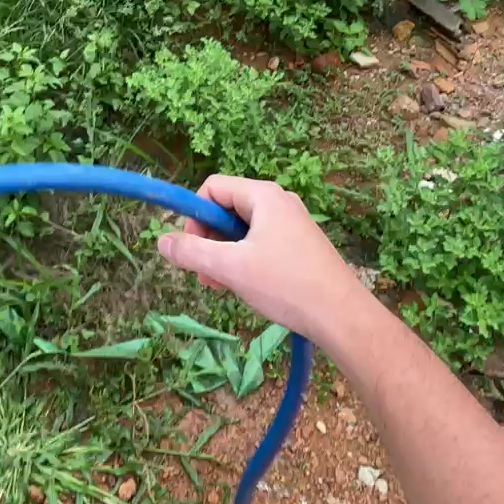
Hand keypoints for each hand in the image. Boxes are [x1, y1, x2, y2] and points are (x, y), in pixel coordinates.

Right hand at [157, 174, 373, 345]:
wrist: (342, 316)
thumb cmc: (285, 284)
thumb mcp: (230, 268)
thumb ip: (191, 252)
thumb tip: (160, 241)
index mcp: (263, 196)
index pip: (212, 188)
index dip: (194, 216)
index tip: (191, 250)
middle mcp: (279, 201)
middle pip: (227, 209)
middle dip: (209, 241)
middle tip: (205, 275)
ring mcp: (292, 223)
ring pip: (243, 230)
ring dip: (225, 255)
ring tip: (223, 286)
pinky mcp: (300, 245)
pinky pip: (261, 243)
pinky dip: (246, 261)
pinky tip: (247, 289)